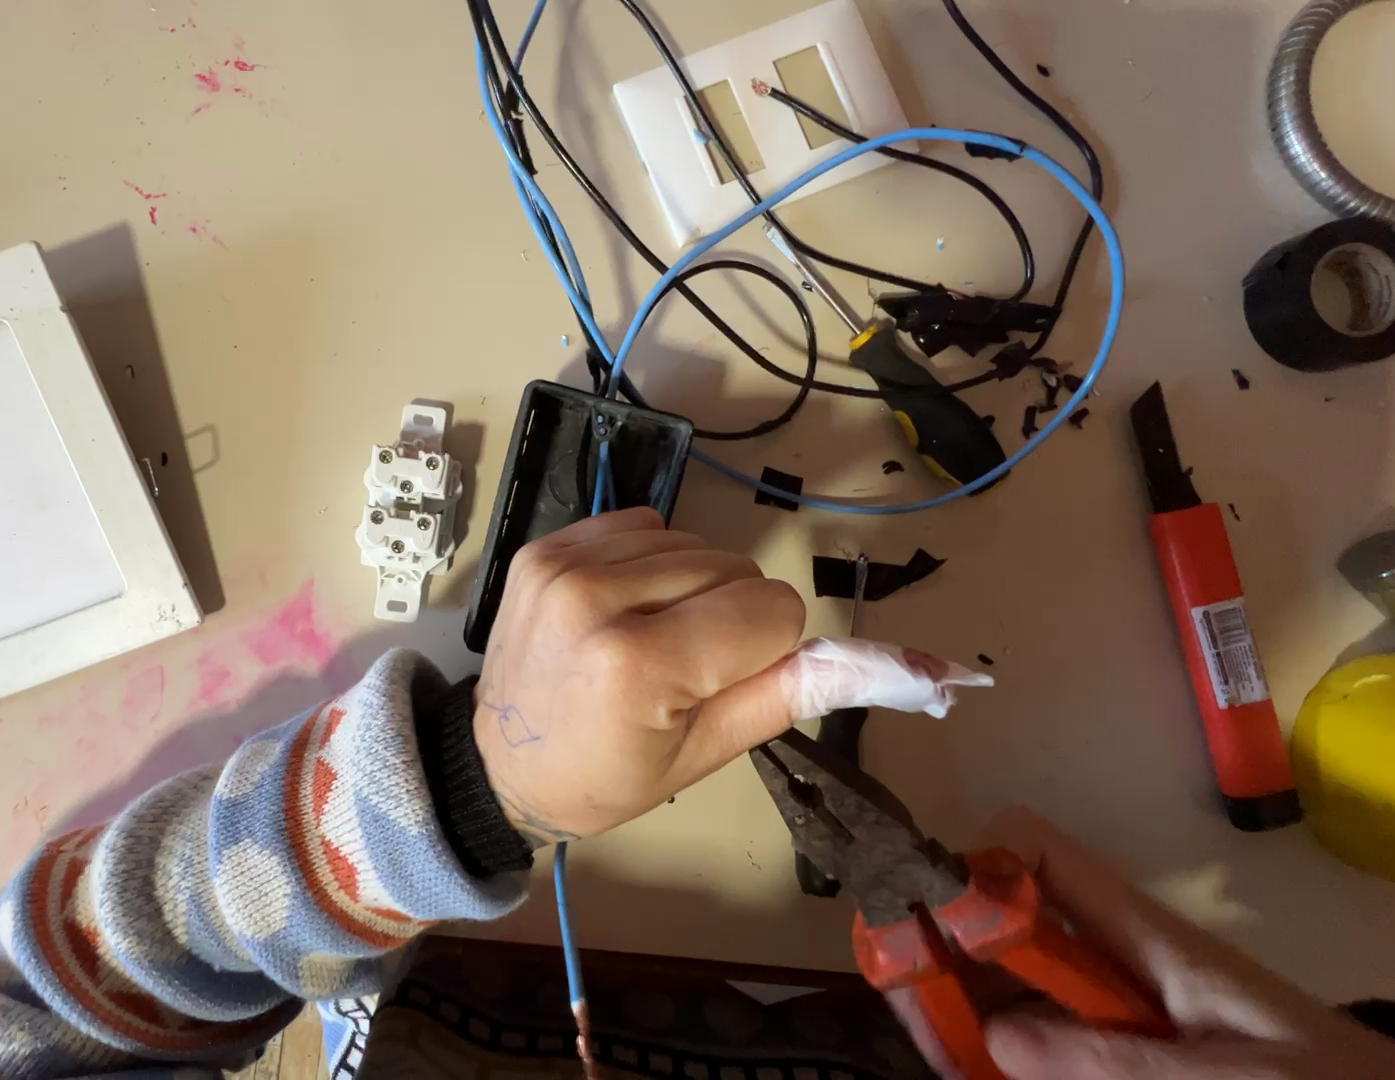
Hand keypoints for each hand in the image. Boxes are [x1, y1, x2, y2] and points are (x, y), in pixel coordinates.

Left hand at [472, 507, 805, 845]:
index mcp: (639, 663)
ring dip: (688, 584)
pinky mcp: (544, 548)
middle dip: (728, 614)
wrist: (501, 762)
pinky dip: (648, 560)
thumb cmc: (603, 775)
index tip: (724, 678)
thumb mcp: (701, 754)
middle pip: (732, 567)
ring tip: (647, 634)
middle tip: (681, 666)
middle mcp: (596, 596)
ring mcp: (563, 565)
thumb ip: (789, 694)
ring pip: (690, 542)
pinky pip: (640, 524)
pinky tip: (622, 604)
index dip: (767, 647)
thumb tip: (893, 666)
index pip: (771, 608)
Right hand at [895, 809, 1394, 1079]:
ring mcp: (1104, 999)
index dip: (976, 864)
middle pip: (996, 918)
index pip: (1033, 848)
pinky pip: (1033, 1029)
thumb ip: (1117, 1064)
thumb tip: (997, 1041)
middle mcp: (1103, 948)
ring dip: (957, 1003)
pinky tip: (970, 1065)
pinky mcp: (1110, 1043)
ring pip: (1004, 976)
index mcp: (1131, 927)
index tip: (938, 922)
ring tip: (927, 1042)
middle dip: (940, 947)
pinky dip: (993, 1048)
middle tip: (903, 999)